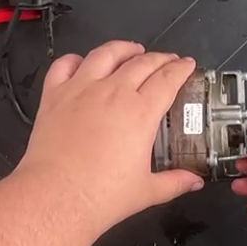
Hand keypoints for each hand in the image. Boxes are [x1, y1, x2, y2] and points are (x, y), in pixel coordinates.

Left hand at [8, 41, 203, 239]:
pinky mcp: (54, 96)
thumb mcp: (147, 191)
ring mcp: (81, 90)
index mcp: (139, 113)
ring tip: (131, 50)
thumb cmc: (98, 195)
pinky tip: (82, 62)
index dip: (180, 68)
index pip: (167, 78)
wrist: (56, 197)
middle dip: (159, 57)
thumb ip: (175, 182)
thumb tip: (192, 181)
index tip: (186, 65)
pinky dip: (75, 59)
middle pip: (141, 62)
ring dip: (122, 48)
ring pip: (105, 54)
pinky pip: (64, 65)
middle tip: (167, 60)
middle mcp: (111, 93)